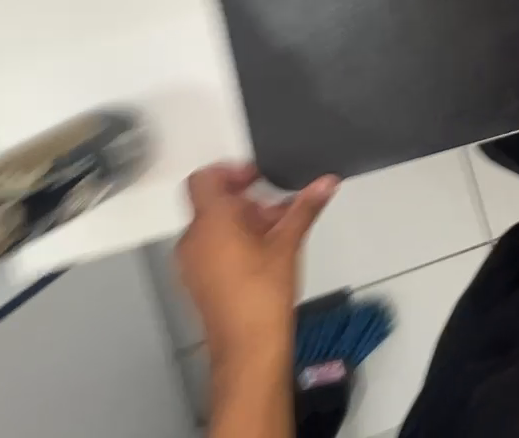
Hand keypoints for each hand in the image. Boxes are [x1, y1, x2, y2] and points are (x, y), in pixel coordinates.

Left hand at [175, 163, 335, 364]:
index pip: (204, 178)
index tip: (257, 177)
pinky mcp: (197, 280)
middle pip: (212, 201)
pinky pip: (212, 246)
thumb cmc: (263, 293)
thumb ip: (305, 206)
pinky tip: (266, 250)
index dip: (230, 170)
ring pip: (214, 224)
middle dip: (247, 197)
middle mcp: (193, 239)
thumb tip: (326, 182)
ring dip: (244, 219)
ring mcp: (191, 262)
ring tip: (278, 228)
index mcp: (211, 223)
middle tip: (277, 204)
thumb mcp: (289, 241)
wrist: (248, 347)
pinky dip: (235, 239)